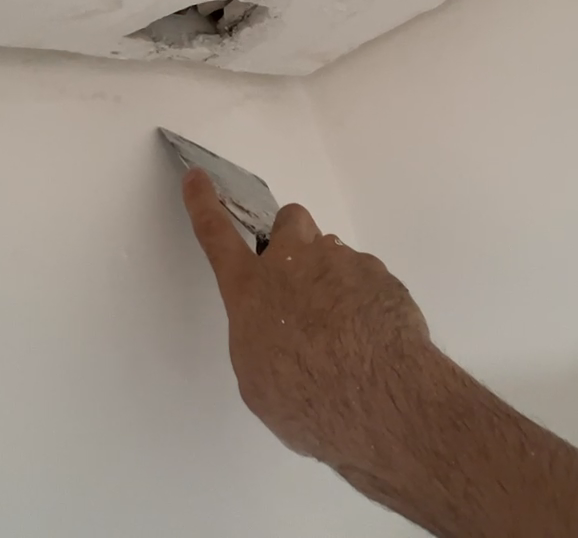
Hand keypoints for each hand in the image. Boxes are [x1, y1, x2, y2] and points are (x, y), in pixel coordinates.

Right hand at [181, 169, 459, 474]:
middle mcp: (294, 261)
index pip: (217, 235)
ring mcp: (340, 261)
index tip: (197, 178)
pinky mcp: (378, 273)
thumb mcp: (258, 378)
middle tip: (300, 282)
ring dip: (330, 279)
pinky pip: (364, 278)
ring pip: (331, 253)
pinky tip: (371, 337)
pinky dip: (363, 300)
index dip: (204, 204)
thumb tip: (275, 330)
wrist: (379, 398)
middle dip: (291, 239)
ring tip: (344, 331)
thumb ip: (260, 336)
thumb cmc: (305, 399)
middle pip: (289, 220)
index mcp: (252, 288)